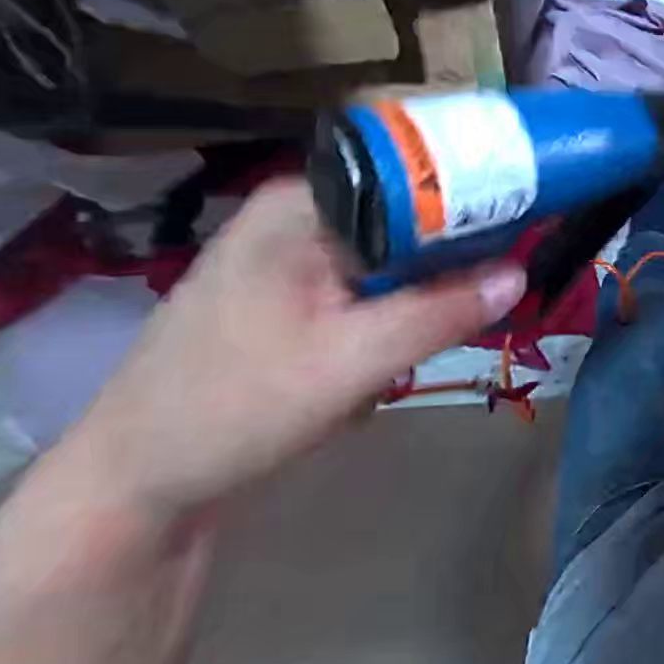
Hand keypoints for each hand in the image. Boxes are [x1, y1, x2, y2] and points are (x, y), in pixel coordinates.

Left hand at [55, 179, 525, 521]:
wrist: (133, 486)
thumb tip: (522, 273)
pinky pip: (379, 281)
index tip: (529, 221)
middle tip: (496, 287)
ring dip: (433, 287)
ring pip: (401, 253)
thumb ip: (441, 312)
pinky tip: (406, 344)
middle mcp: (303, 213)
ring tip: (455, 321)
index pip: (414, 177)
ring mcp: (299, 252)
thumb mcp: (351, 361)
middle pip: (412, 215)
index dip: (477, 195)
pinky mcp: (301, 289)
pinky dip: (406, 306)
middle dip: (457, 254)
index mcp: (304, 204)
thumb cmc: (232, 409)